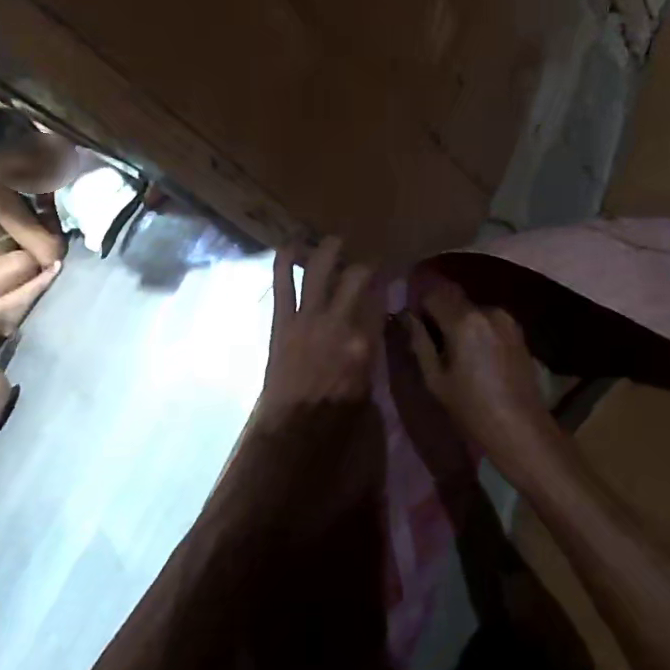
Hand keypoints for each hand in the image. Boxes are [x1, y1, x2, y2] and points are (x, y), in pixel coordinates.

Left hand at [255, 236, 377, 420]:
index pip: (380, 302)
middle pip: (357, 278)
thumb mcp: (367, 385)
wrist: (294, 428)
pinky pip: (282, 284)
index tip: (387, 280)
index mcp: (365, 342)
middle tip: (364, 262)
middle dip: (363, 264)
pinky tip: (289, 244)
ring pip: (320, 271)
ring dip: (328, 249)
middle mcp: (340, 323)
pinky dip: (284, 261)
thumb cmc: (336, 416)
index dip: (385, 286)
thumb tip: (372, 332)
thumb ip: (371, 353)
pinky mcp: (283, 322)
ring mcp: (309, 319)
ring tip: (335, 240)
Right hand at [403, 285, 555, 455]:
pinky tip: (475, 356)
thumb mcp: (435, 378)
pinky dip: (476, 329)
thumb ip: (419, 341)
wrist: (521, 428)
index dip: (419, 305)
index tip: (414, 325)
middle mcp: (487, 310)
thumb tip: (406, 316)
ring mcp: (507, 319)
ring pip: (471, 309)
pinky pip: (487, 320)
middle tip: (430, 340)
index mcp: (464, 320)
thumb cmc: (471, 408)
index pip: (432, 293)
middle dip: (438, 312)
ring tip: (454, 351)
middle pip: (453, 298)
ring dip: (458, 321)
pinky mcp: (518, 331)